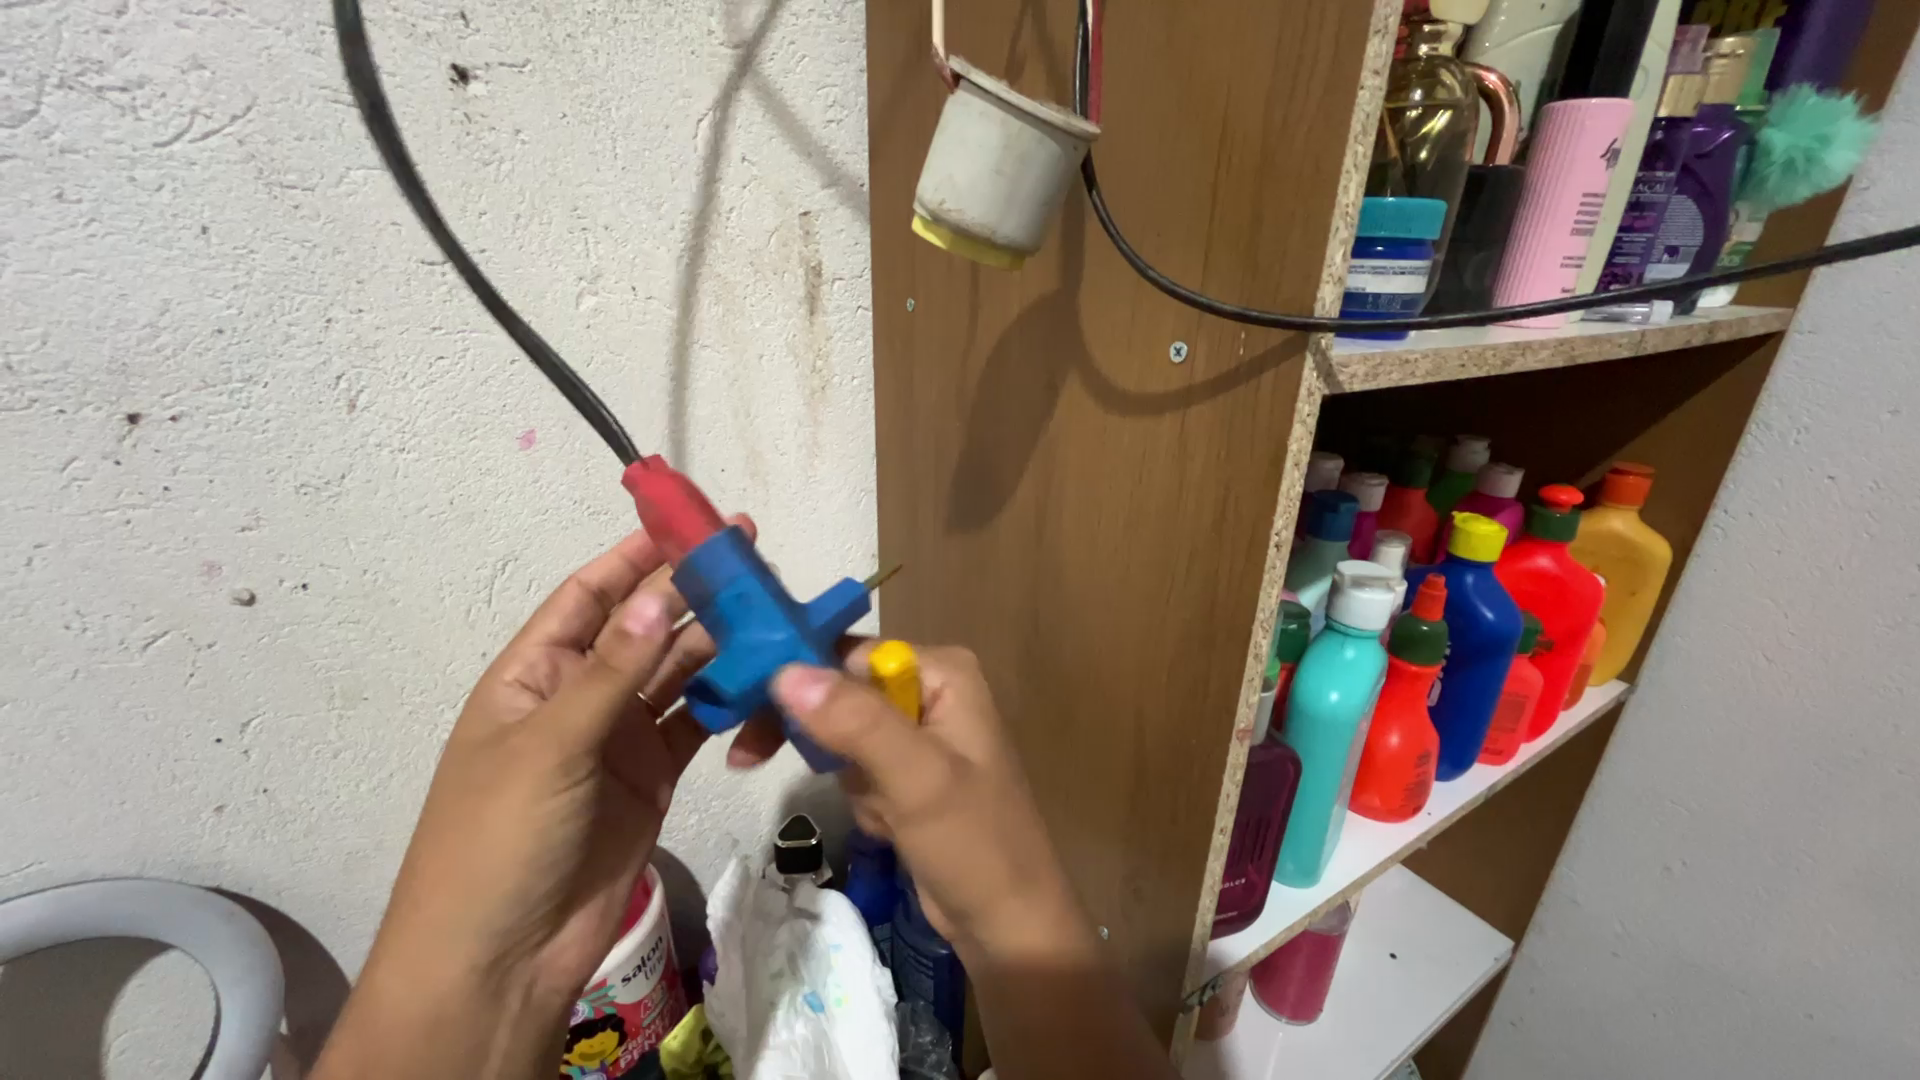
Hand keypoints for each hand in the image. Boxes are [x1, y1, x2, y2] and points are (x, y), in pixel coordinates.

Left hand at [316, 523, 783, 1079]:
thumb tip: (659, 594)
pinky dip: (726, 702)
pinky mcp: (655, 774)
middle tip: (751, 565)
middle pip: (643, 631)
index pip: (588, 598)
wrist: (503, 960)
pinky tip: (759, 679)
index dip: (634, 559)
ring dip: (715, 646)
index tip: (688, 527)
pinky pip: (696, 723)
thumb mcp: (549, 747)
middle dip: (690, 597)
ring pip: (676, 674)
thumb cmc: (498, 840)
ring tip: (767, 615)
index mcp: (533, 675)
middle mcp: (580, 695)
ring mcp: (620, 736)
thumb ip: (612, 671)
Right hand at [769, 647, 1093, 961]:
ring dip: (844, 777)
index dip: (797, 678)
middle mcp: (930, 688)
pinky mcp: (906, 771)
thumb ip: (856, 722)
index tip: (745, 706)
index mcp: (942, 671)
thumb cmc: (973, 844)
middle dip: (812, 734)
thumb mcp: (917, 778)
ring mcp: (918, 731)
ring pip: (840, 731)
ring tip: (883, 815)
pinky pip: (855, 767)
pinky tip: (889, 826)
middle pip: (839, 689)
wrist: (1007, 923)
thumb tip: (785, 671)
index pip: (849, 654)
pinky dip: (859, 797)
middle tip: (749, 758)